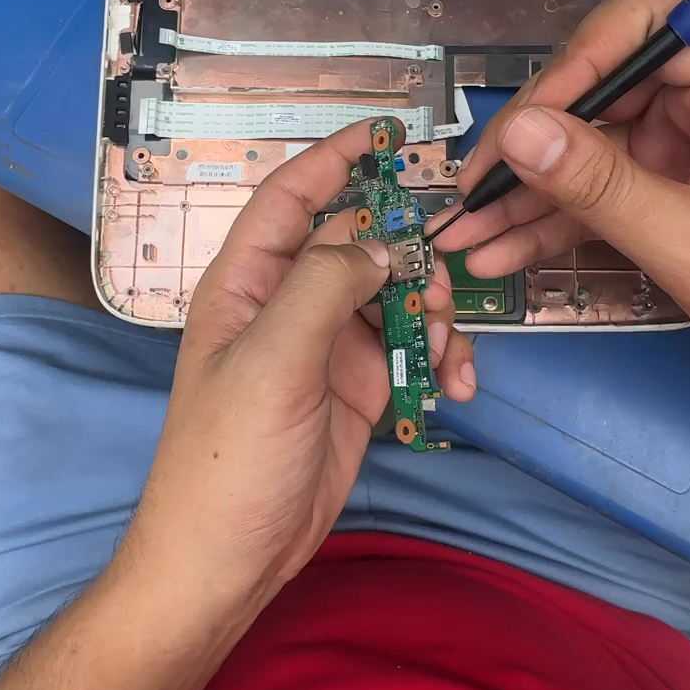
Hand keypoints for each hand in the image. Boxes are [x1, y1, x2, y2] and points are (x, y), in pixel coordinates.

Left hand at [125, 121, 477, 607]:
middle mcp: (290, 303)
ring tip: (448, 354)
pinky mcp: (360, 384)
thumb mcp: (272, 361)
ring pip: (395, 296)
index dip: (333, 158)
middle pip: (361, 246)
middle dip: (408, 257)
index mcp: (249, 282)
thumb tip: (379, 244)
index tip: (385, 131)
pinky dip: (440, 358)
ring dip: (432, 314)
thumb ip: (323, 286)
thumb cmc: (231, 455)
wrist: (233, 558)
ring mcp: (328, 345)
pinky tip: (458, 387)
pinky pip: (411, 348)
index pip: (291, 198)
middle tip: (435, 290)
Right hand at [432, 0, 689, 390]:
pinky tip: (504, 249)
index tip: (530, 125)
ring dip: (528, 193)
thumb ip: (606, 189)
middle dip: (531, 145)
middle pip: (601, 87)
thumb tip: (519, 134)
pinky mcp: (678, 188)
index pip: (650, 15)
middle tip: (477, 194)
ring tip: (468, 234)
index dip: (580, 56)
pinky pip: (604, 192)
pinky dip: (556, 221)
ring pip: (589, 148)